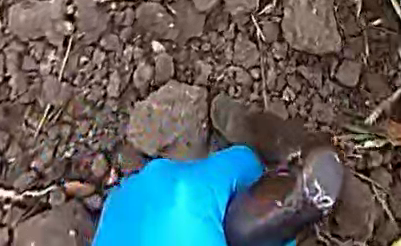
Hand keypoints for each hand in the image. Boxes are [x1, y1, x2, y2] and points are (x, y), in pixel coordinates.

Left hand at [94, 147, 263, 245]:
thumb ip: (265, 238)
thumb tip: (284, 231)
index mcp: (191, 186)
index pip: (243, 162)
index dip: (255, 190)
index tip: (256, 216)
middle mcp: (160, 178)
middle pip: (211, 173)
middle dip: (220, 202)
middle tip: (221, 239)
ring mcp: (133, 191)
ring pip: (183, 185)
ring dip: (191, 209)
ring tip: (191, 244)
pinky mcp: (115, 210)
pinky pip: (155, 200)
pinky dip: (165, 217)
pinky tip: (168, 245)